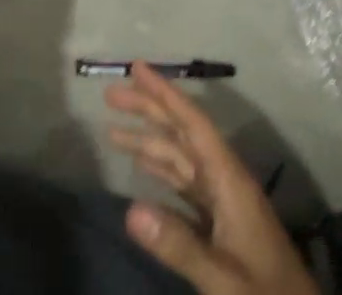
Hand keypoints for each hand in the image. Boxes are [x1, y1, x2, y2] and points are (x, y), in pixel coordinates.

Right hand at [106, 63, 318, 294]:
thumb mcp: (224, 280)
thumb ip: (179, 245)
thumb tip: (129, 209)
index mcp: (231, 183)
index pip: (194, 126)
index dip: (166, 95)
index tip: (137, 67)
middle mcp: (226, 184)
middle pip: (184, 135)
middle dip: (150, 111)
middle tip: (110, 95)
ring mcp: (225, 204)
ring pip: (181, 158)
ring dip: (150, 140)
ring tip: (113, 130)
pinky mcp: (221, 225)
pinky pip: (184, 184)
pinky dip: (161, 169)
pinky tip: (142, 166)